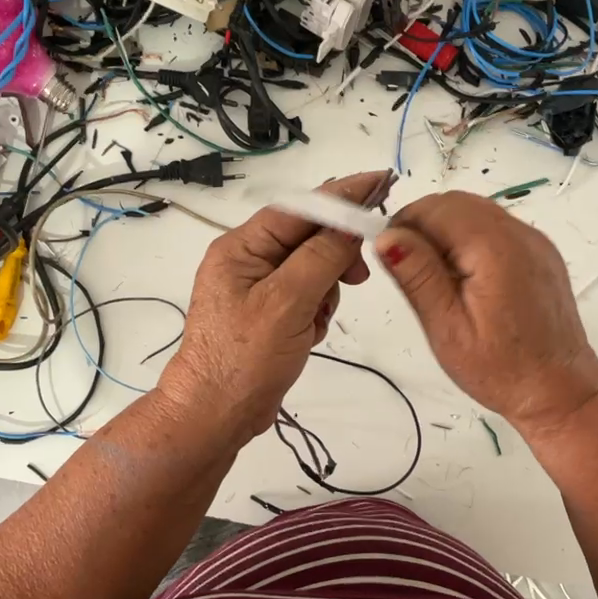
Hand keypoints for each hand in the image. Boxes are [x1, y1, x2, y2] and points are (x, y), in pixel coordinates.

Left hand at [155, 171, 392, 438]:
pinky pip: (306, 296)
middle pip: (308, 236)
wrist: (214, 416)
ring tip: (317, 321)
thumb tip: (351, 224)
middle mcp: (248, 260)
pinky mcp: (269, 314)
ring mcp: (257, 288)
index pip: (300, 207)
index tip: (383, 182)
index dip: (342, 194)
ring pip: (313, 268)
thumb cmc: (244, 358)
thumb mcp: (286, 303)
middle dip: (335, 255)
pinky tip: (309, 334)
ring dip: (326, 290)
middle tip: (359, 278)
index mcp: (242, 247)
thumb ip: (321, 257)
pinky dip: (317, 311)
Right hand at [375, 192, 597, 435]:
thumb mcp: (448, 329)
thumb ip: (418, 277)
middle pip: (455, 203)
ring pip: (475, 211)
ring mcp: (534, 240)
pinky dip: (470, 240)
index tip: (390, 258)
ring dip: (446, 232)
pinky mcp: (540, 253)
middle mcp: (519, 233)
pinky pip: (496, 228)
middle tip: (410, 271)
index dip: (404, 224)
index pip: (435, 208)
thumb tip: (387, 236)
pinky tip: (467, 281)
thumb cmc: (500, 369)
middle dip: (423, 225)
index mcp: (494, 249)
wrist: (560, 390)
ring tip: (437, 279)